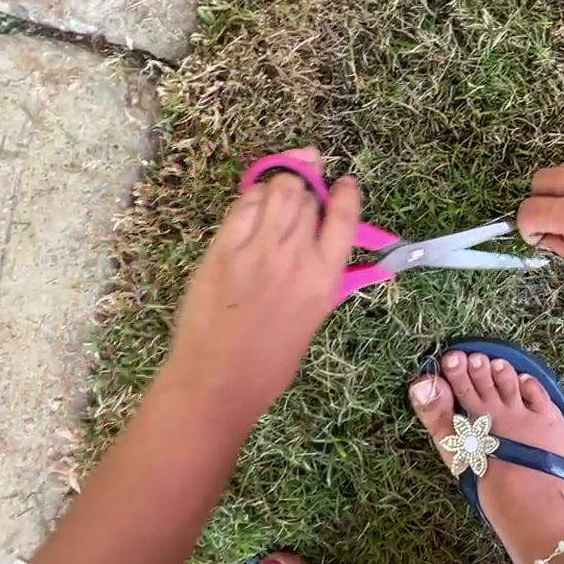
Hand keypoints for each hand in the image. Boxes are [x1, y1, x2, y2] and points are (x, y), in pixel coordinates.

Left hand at [161, 148, 360, 418]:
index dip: (346, 192)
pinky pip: (245, 204)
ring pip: (278, 190)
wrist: (217, 380)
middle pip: (308, 197)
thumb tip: (324, 245)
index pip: (344, 216)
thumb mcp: (314, 315)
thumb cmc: (271, 361)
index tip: (344, 183)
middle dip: (308, 188)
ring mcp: (257, 249)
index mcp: (324, 277)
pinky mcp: (223, 248)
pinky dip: (254, 197)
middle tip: (304, 192)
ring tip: (281, 192)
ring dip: (283, 183)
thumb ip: (321, 275)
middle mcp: (296, 256)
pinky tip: (255, 204)